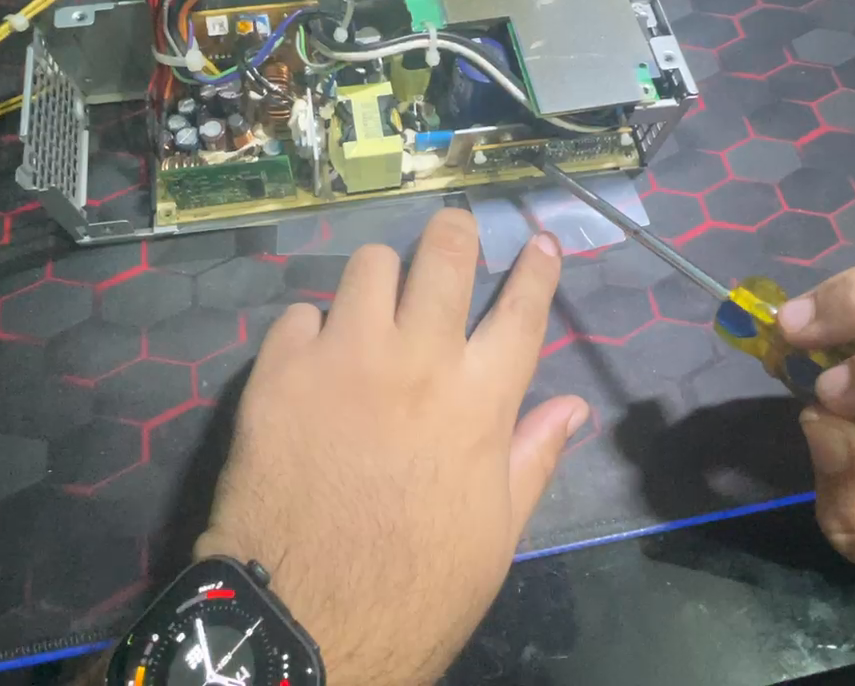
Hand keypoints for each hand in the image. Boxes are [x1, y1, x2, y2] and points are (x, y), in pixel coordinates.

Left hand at [194, 209, 588, 684]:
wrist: (303, 624)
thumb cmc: (415, 586)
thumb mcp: (495, 535)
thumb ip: (534, 457)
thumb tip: (573, 406)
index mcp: (477, 402)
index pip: (522, 313)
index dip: (537, 269)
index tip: (540, 240)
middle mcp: (416, 361)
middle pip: (446, 256)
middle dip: (455, 231)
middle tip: (453, 232)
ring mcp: (345, 358)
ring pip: (369, 264)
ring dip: (381, 277)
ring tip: (377, 302)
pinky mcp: (281, 370)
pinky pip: (301, 313)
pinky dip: (313, 330)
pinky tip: (314, 362)